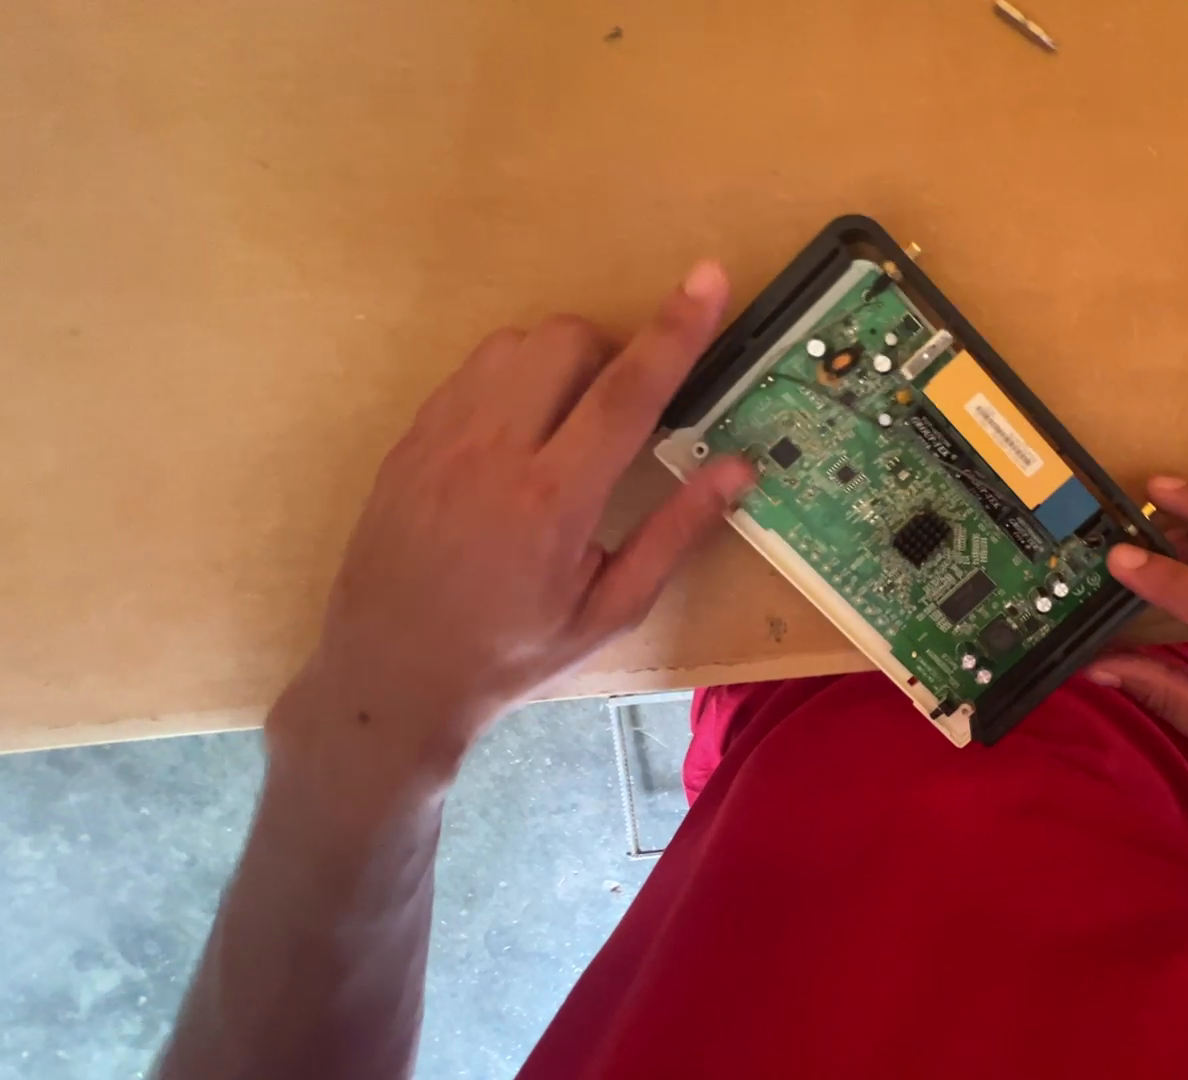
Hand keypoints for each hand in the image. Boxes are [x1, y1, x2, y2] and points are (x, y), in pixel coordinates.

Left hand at [274, 261, 754, 791]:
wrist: (387, 677)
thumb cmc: (518, 650)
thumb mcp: (615, 608)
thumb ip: (678, 531)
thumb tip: (740, 468)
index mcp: (555, 500)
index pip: (628, 392)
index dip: (677, 332)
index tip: (709, 280)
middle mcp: (492, 450)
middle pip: (564, 340)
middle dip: (614, 350)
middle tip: (628, 409)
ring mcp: (439, 437)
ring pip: (514, 343)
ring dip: (565, 362)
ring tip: (575, 423)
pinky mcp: (409, 438)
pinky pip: (475, 370)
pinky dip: (519, 377)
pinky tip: (523, 436)